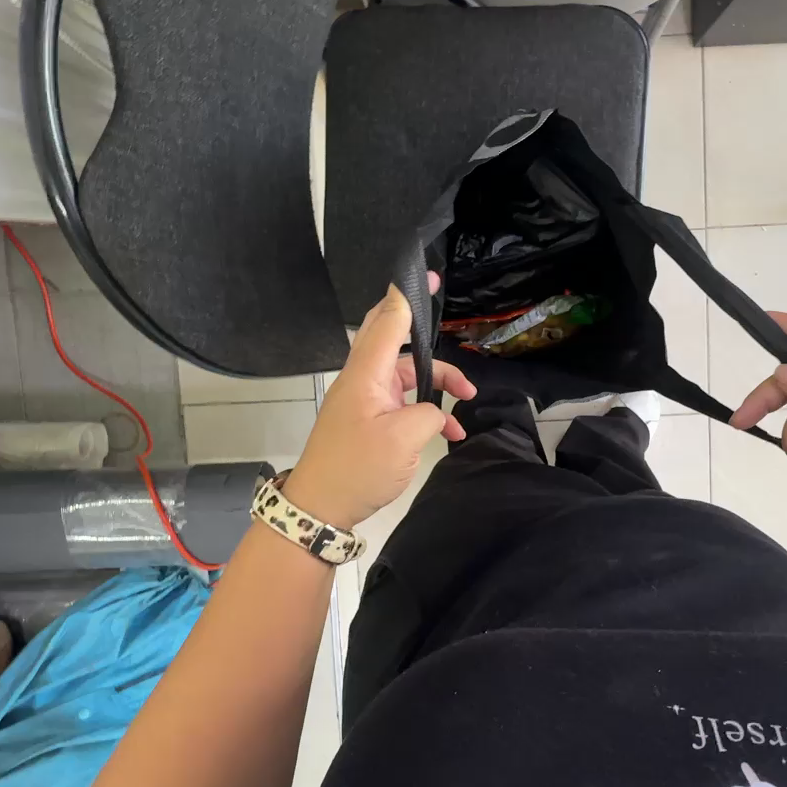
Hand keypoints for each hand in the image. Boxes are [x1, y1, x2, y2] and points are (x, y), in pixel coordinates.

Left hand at [282, 278, 476, 529]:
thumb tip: (435, 412)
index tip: (427, 277)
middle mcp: (363, 380)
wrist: (319, 509)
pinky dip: (426, 412)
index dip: (408, 298)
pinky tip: (450, 433)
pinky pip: (402, 404)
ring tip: (467, 401)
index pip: (387, 322)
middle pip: (393, 340)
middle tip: (443, 309)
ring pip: (406, 376)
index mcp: (366, 374)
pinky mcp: (368, 421)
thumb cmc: (358, 469)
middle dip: (423, 331)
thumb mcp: (404, 440)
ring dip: (437, 384)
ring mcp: (364, 401)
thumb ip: (429, 414)